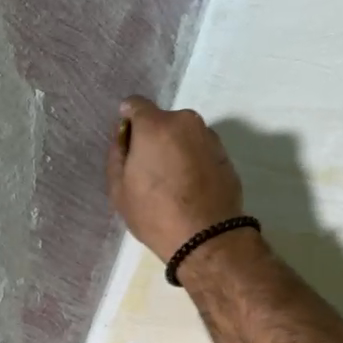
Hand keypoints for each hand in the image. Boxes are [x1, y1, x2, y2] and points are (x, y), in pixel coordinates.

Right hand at [106, 96, 245, 260]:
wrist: (207, 237)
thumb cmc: (155, 213)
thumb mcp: (119, 189)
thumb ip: (117, 153)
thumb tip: (123, 134)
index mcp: (155, 124)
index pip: (135, 104)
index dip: (128, 122)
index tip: (128, 145)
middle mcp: (185, 121)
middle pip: (161, 121)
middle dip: (153, 138)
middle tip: (149, 171)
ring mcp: (209, 136)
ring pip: (183, 135)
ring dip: (175, 149)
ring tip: (172, 183)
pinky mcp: (225, 154)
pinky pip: (200, 150)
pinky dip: (192, 161)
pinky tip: (190, 188)